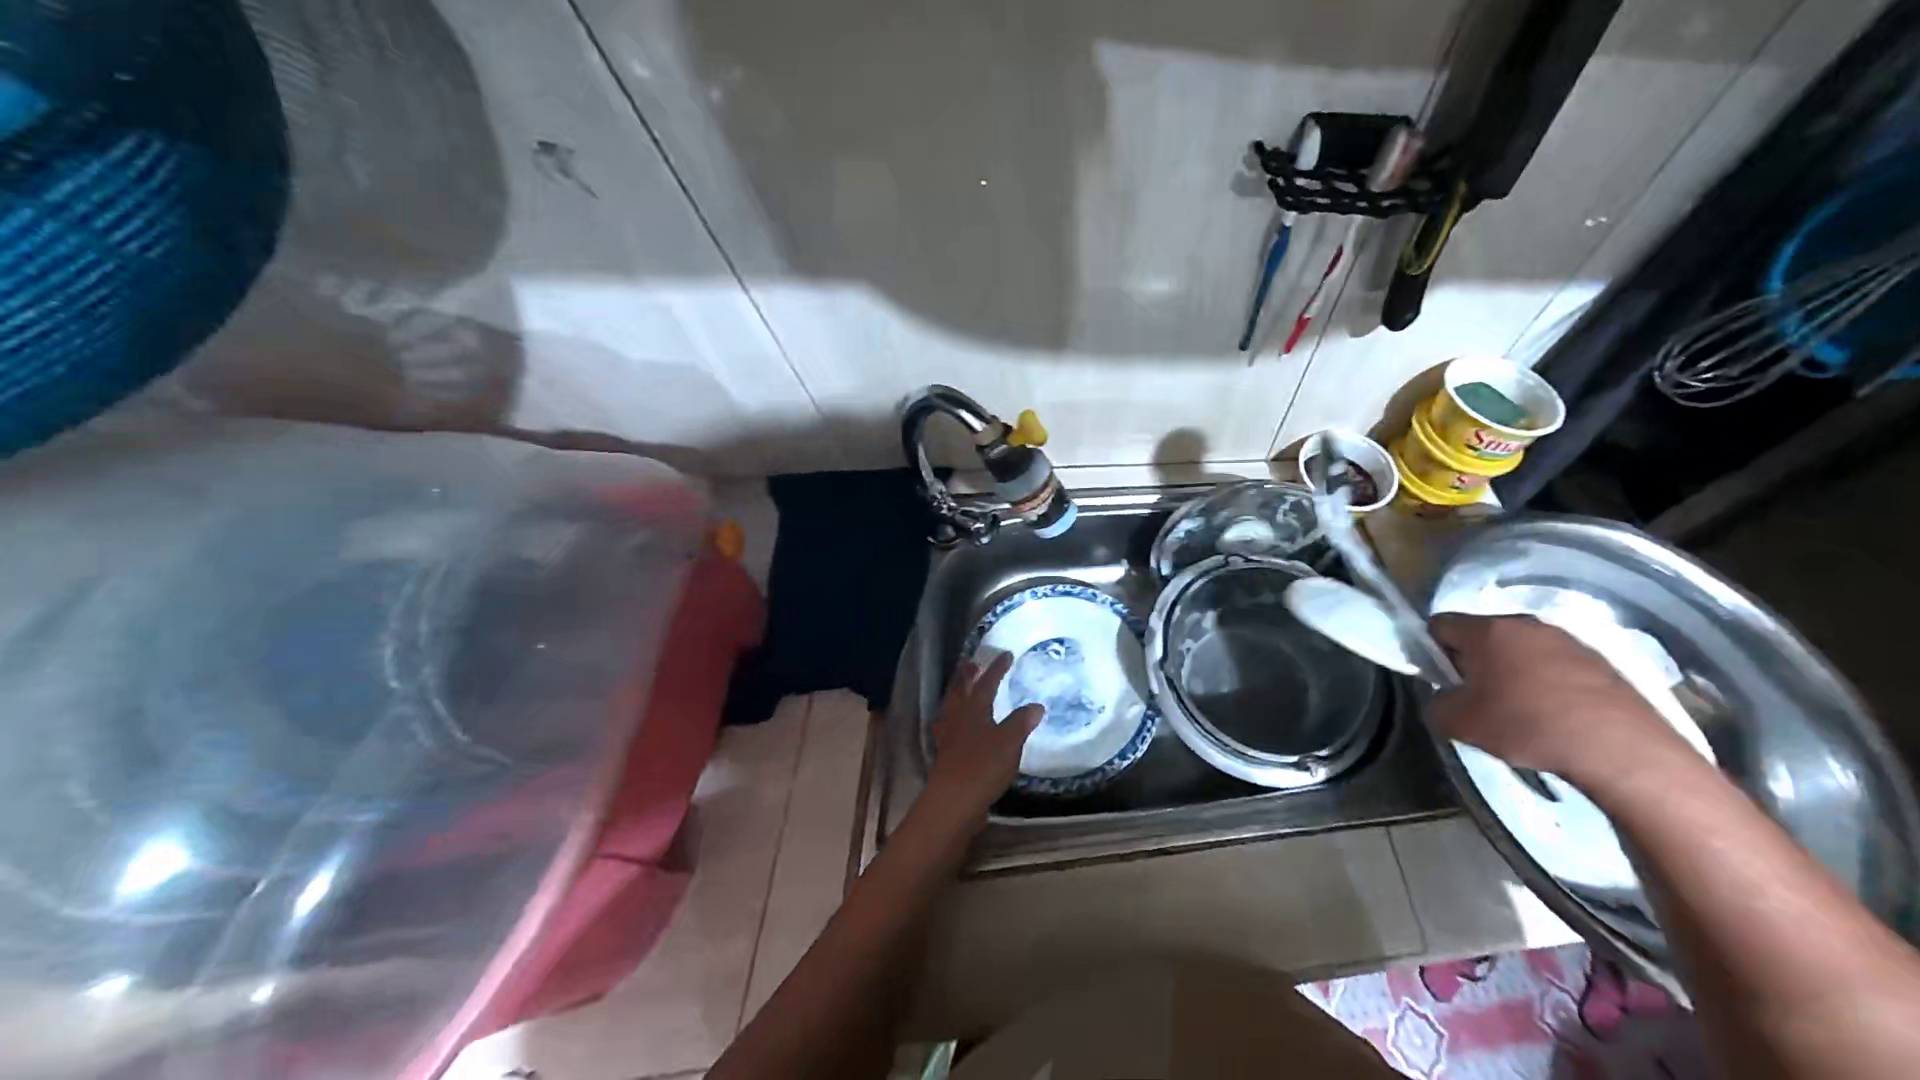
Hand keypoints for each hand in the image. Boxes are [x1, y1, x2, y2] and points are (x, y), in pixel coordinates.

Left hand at [924, 653, 1042, 820]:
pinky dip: (954, 719)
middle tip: (970, 662)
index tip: (1005, 654)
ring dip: (957, 694)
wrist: (955, 801)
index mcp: (973, 710)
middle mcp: (957, 718)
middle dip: (966, 676)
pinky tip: (958, 726)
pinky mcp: (946, 754)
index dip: (996, 669)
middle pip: (960, 691)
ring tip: (961, 688)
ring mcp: (948, 737)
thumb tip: (1036, 705)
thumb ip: (1021, 723)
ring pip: (951, 707)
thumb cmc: (983, 766)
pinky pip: (949, 727)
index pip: (986, 684)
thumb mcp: (1009, 742)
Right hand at [1428, 614, 1685, 782]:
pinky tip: (1554, 714)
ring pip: (1521, 648)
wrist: (1622, 751)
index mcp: (1488, 629)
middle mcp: (1527, 623)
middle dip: (1472, 660)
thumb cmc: (1526, 726)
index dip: (1430, 649)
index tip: (1439, 678)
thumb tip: (1444, 698)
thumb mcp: (1456, 723)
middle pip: (1482, 634)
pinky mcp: (1602, 661)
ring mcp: (1569, 640)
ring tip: (1518, 708)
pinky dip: (1546, 682)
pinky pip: (1555, 664)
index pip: (1439, 624)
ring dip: (1511, 670)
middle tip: (1475, 696)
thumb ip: (1435, 703)